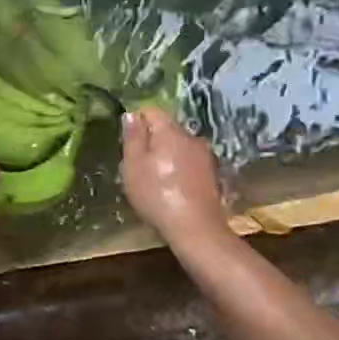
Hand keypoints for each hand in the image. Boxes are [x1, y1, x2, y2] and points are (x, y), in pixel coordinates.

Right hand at [120, 107, 229, 244]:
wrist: (196, 229)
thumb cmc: (156, 193)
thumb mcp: (133, 164)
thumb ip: (133, 137)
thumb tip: (131, 114)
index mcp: (171, 132)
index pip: (152, 111)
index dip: (136, 121)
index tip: (127, 142)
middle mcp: (192, 138)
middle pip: (166, 128)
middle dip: (151, 139)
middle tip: (136, 162)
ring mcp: (205, 157)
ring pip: (178, 146)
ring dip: (165, 155)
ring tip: (152, 177)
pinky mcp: (211, 175)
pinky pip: (188, 161)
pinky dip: (177, 168)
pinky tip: (170, 187)